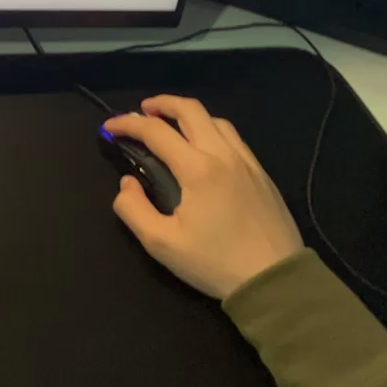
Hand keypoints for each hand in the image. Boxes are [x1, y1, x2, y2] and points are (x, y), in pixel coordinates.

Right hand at [106, 95, 303, 300]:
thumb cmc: (215, 263)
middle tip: (141, 111)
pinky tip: (203, 145)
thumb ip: (133, 209)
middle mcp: (223, 155)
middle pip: (190, 110)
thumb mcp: (162, 243)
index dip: (127, 124)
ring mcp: (246, 162)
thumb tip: (126, 183)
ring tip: (171, 124)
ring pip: (215, 120)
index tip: (109, 127)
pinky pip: (233, 137)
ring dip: (187, 114)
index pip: (155, 131)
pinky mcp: (261, 173)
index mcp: (197, 169)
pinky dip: (210, 128)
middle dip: (161, 103)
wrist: (276, 282)